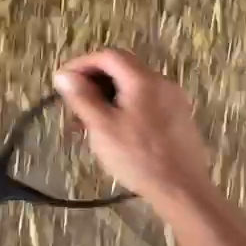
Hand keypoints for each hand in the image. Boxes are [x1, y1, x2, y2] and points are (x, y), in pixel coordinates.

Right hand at [52, 49, 214, 204]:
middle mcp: (162, 83)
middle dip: (93, 82)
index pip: (108, 56)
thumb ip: (82, 97)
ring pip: (132, 87)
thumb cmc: (138, 156)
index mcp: (143, 80)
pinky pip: (145, 101)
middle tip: (73, 104)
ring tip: (88, 123)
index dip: (82, 63)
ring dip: (107, 97)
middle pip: (122, 69)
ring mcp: (173, 100)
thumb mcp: (102, 127)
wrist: (181, 188)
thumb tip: (63, 75)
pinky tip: (113, 130)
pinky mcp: (178, 117)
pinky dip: (123, 106)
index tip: (63, 81)